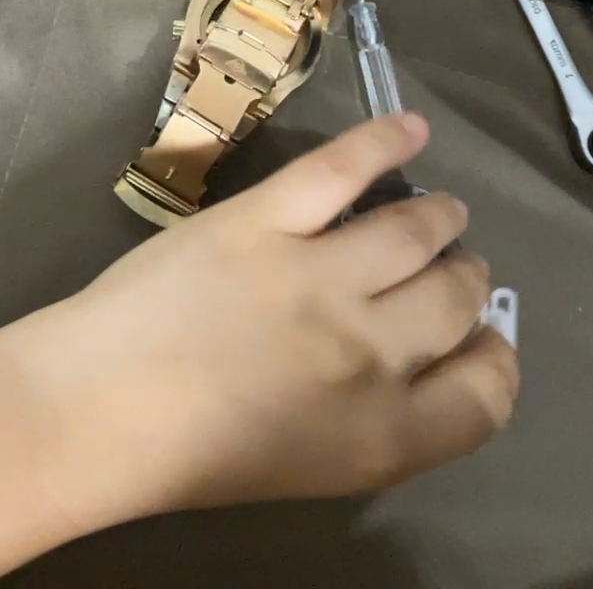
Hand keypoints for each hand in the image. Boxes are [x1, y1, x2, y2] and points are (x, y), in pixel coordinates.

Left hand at [6, 114, 517, 528]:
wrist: (100, 404)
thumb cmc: (193, 453)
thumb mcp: (310, 465)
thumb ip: (376, 418)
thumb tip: (413, 359)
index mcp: (385, 435)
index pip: (485, 395)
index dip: (492, 358)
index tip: (480, 337)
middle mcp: (369, 352)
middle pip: (454, 298)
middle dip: (463, 278)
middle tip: (451, 263)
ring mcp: (317, 276)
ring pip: (412, 231)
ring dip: (437, 218)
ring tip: (441, 211)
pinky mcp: (263, 220)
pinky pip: (340, 170)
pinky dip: (383, 142)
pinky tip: (411, 128)